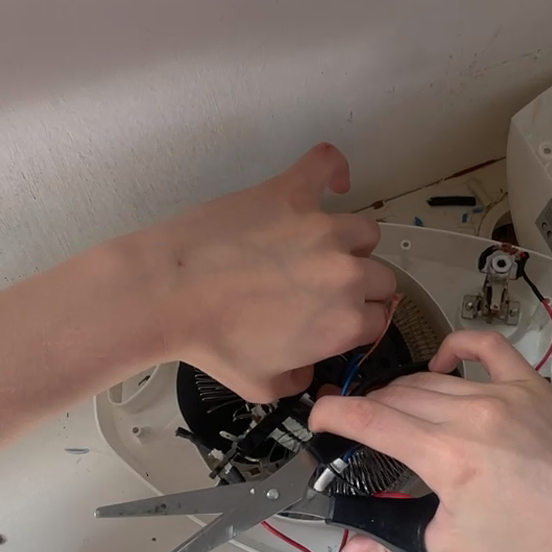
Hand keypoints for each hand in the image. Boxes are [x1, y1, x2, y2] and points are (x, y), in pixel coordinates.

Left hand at [137, 143, 396, 402]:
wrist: (170, 295)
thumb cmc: (213, 341)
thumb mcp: (261, 386)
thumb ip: (298, 382)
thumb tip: (307, 370)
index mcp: (344, 322)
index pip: (377, 320)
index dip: (357, 324)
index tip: (337, 322)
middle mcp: (346, 273)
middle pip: (381, 278)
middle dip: (360, 289)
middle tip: (324, 293)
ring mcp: (322, 228)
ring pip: (364, 232)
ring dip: (350, 245)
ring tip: (319, 252)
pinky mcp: (292, 193)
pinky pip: (328, 165)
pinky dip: (334, 171)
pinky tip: (333, 183)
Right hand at [309, 330, 551, 551]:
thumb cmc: (530, 547)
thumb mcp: (451, 545)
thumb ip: (388, 542)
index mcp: (446, 456)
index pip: (370, 420)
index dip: (332, 413)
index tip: (317, 417)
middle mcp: (470, 416)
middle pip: (396, 397)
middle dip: (367, 409)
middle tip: (359, 427)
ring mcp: (504, 394)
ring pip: (431, 379)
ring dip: (403, 392)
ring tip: (397, 411)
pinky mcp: (532, 386)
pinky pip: (487, 348)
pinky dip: (458, 347)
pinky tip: (444, 363)